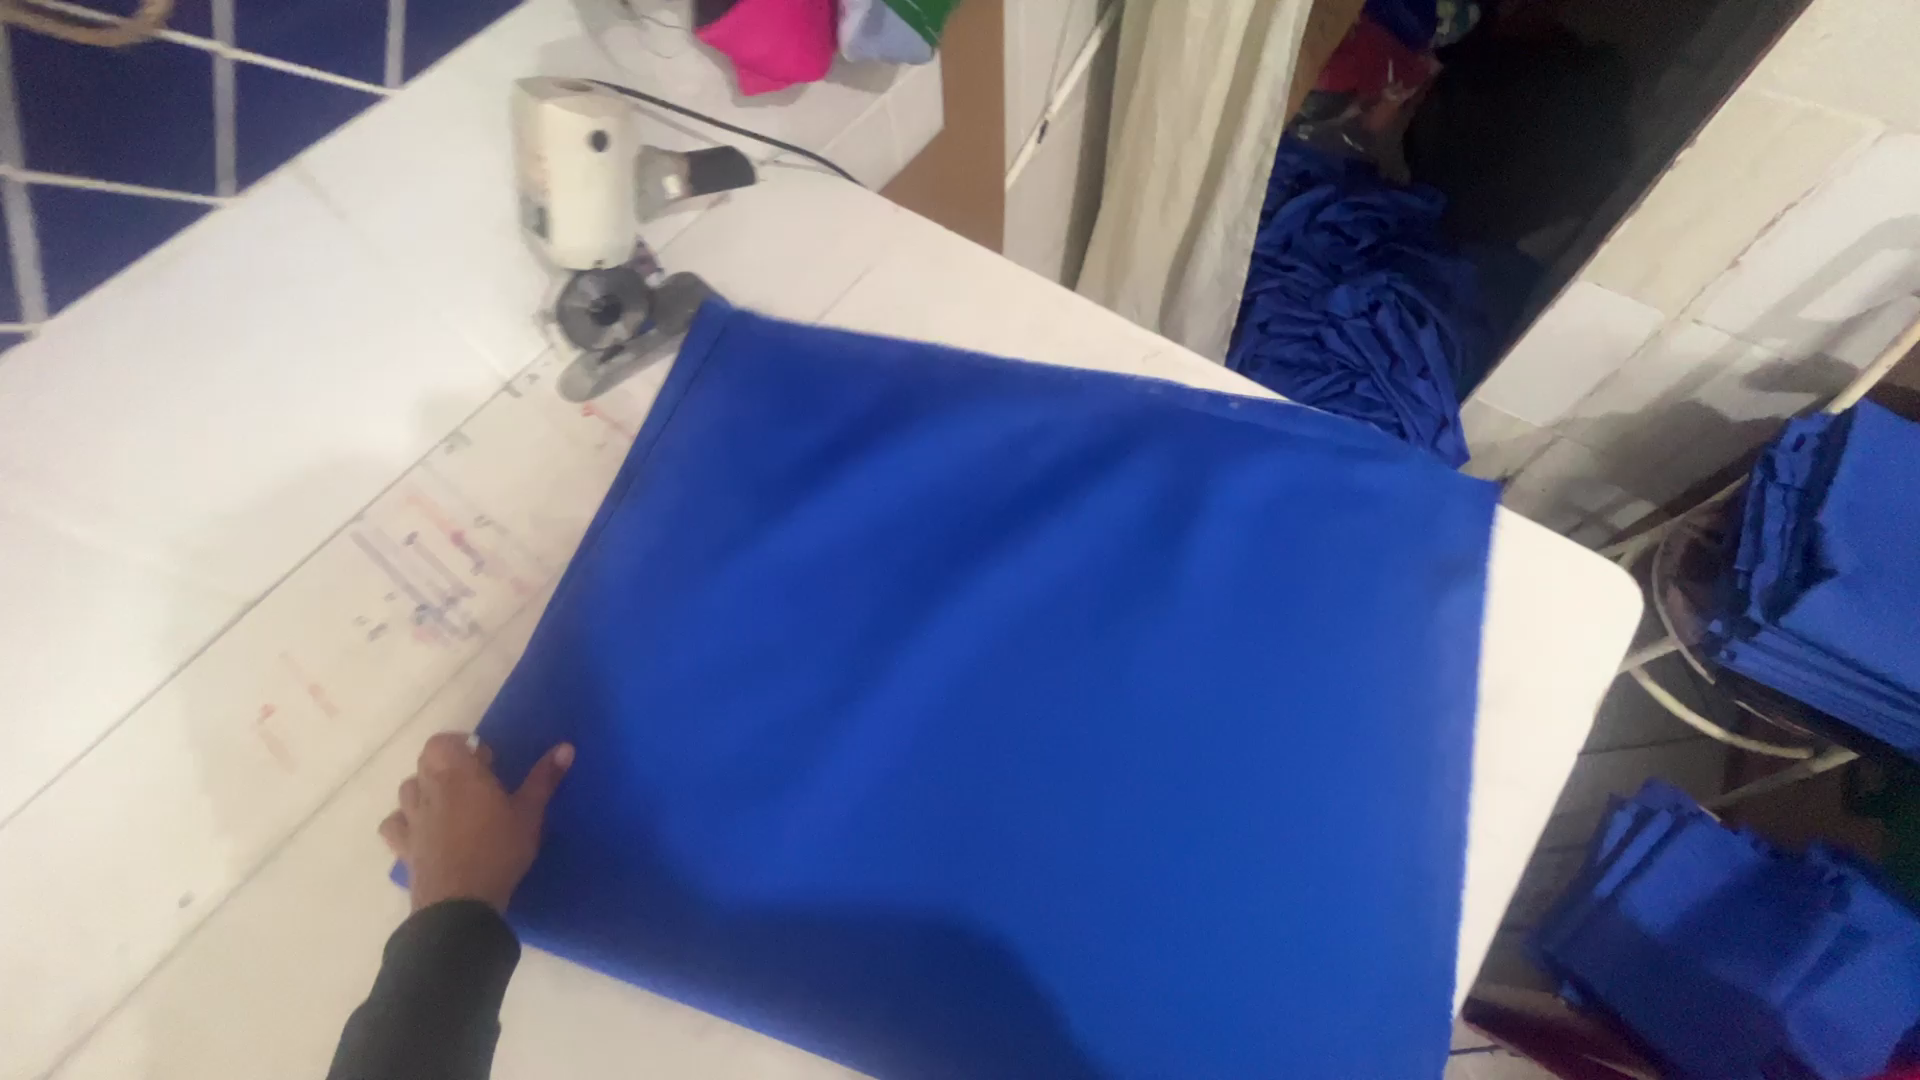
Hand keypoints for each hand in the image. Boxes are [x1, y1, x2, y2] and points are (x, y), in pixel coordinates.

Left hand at [380, 732, 573, 913]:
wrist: (459, 904)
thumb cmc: (499, 851)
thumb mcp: (530, 813)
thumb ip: (544, 778)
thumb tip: (565, 747)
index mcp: (459, 777)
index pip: (442, 743)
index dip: (461, 744)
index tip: (488, 759)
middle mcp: (429, 792)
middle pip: (425, 762)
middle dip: (449, 763)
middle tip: (478, 778)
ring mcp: (411, 821)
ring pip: (407, 789)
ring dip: (426, 786)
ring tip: (452, 800)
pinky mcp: (403, 848)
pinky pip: (395, 823)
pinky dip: (406, 818)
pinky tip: (426, 827)